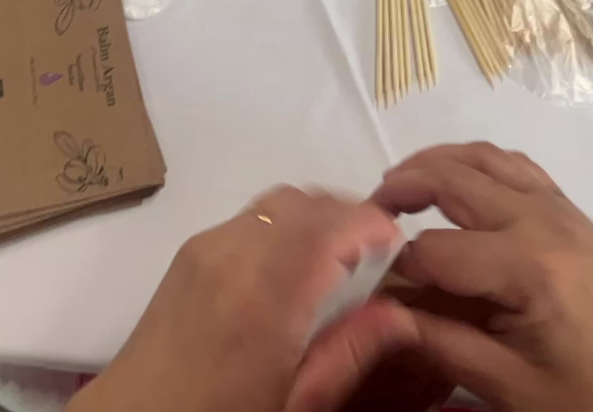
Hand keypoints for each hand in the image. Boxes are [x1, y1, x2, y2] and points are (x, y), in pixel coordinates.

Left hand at [69, 187, 414, 411]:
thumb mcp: (296, 402)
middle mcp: (233, 253)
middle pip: (304, 201)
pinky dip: (283, 221)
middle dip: (346, 213)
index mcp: (264, 297)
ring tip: (338, 253)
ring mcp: (207, 244)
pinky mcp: (191, 247)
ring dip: (314, 213)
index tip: (398, 241)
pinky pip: (250, 214)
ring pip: (277, 201)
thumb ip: (348, 351)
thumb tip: (401, 314)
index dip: (370, 223)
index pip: (328, 228)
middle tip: (375, 249)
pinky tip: (293, 261)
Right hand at [373, 144, 592, 411]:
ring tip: (400, 186)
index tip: (368, 284)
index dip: (394, 267)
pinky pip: (513, 163)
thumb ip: (441, 344)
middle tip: (368, 213)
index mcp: (526, 268)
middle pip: (450, 178)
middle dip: (400, 188)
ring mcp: (559, 208)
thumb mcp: (514, 389)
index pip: (432, 250)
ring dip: (434, 162)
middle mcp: (540, 220)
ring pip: (481, 156)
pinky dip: (474, 162)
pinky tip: (458, 185)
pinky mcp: (571, 211)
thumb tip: (378, 315)